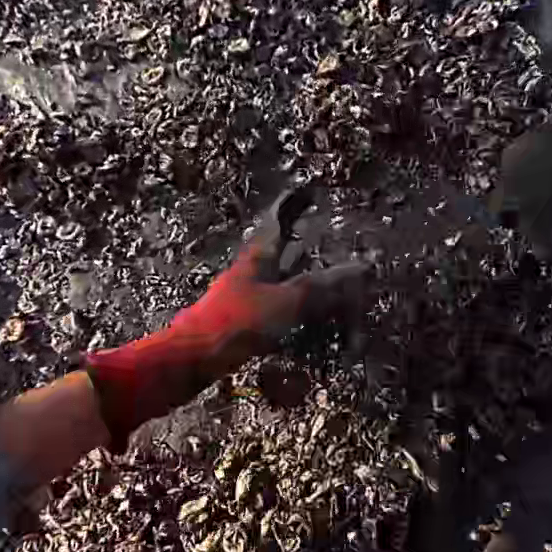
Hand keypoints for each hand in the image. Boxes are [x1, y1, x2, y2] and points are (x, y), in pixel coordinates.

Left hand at [84, 189, 367, 444]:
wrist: (189, 361)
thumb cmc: (236, 324)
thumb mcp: (284, 303)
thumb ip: (320, 286)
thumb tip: (361, 266)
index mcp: (257, 259)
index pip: (277, 222)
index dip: (292, 205)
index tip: (306, 190)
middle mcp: (248, 273)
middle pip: (275, 250)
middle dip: (296, 241)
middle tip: (319, 235)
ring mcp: (241, 298)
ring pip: (274, 280)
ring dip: (295, 275)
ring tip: (320, 277)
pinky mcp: (239, 324)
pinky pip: (271, 307)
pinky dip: (289, 306)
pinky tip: (300, 318)